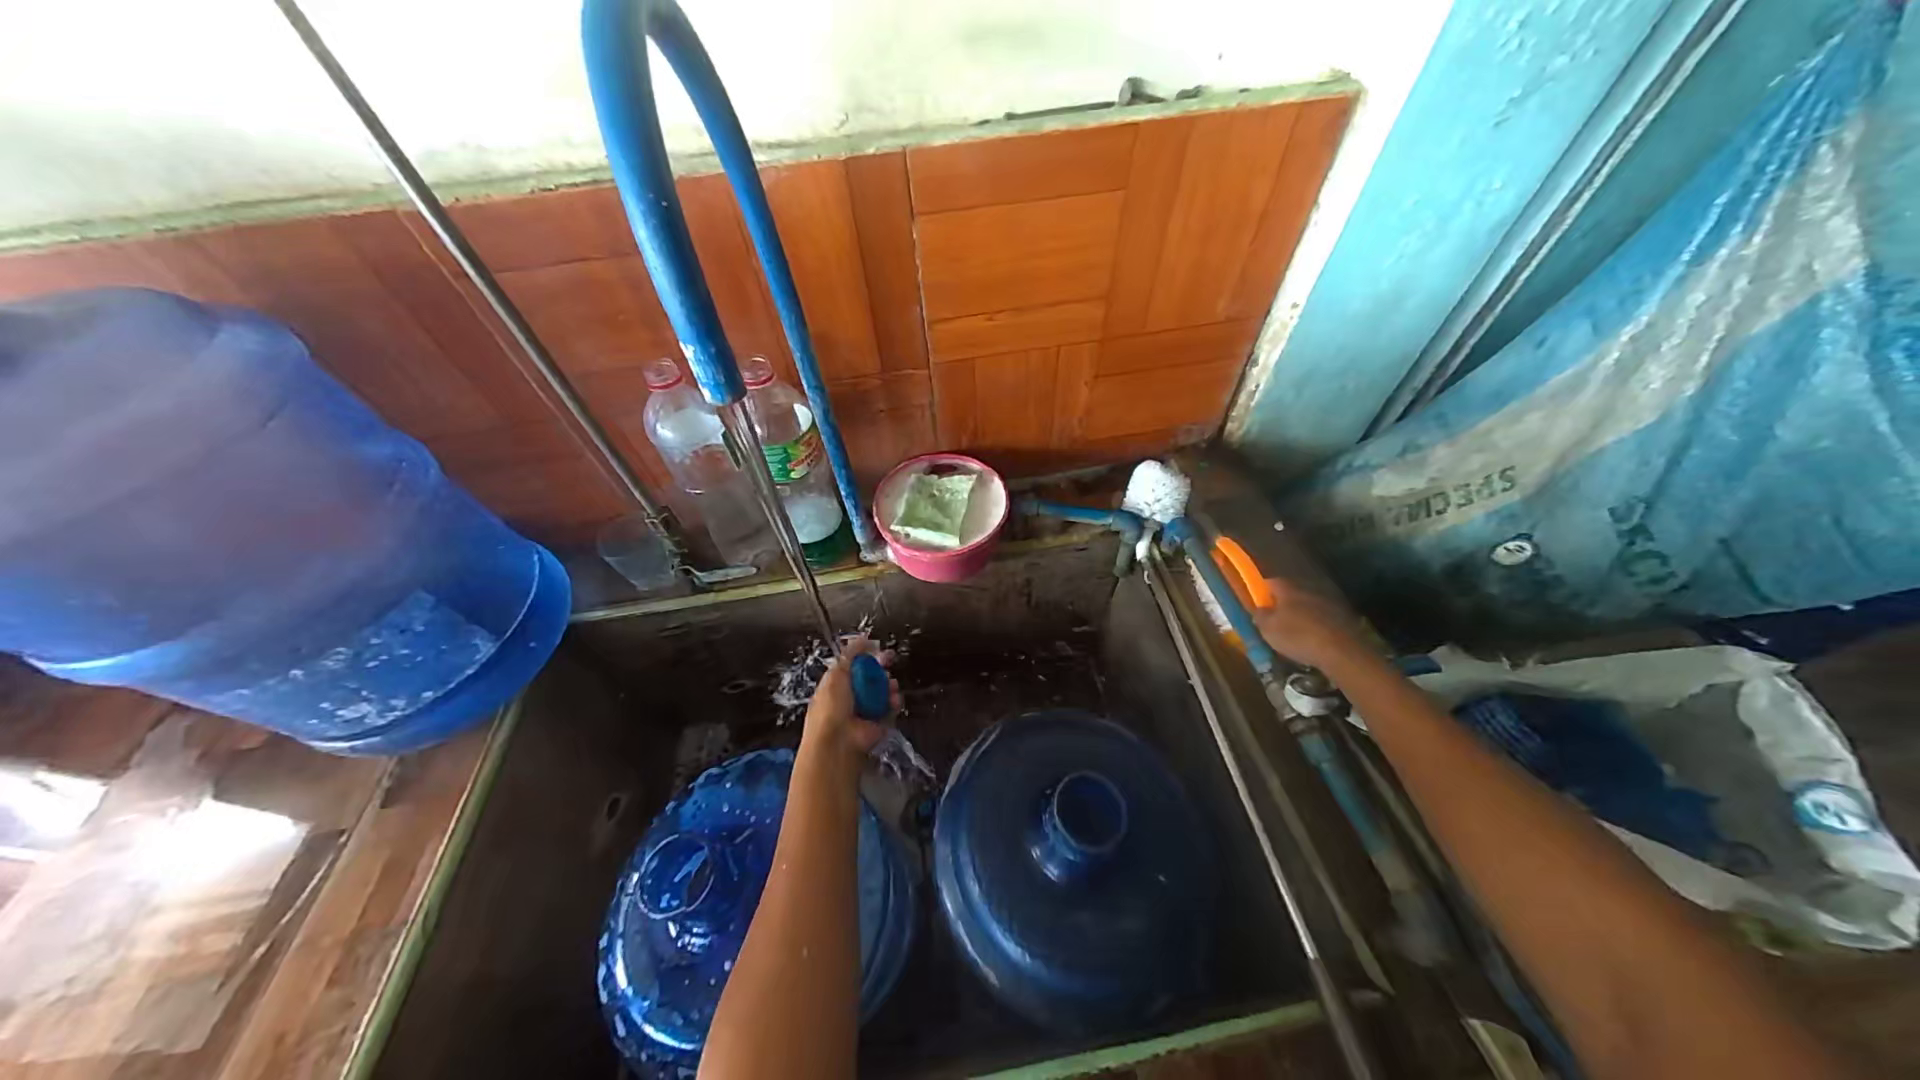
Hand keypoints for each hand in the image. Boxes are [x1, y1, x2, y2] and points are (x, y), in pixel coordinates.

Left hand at [803, 635, 897, 764]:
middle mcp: (851, 697)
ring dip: (889, 685)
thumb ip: (850, 655)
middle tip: (889, 659)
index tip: (877, 648)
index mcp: (836, 685)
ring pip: (883, 691)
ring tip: (891, 684)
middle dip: (881, 667)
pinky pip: (891, 707)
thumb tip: (863, 637)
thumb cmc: (832, 706)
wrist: (838, 742)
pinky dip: (894, 702)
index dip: (866, 656)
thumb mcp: (837, 674)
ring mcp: (866, 710)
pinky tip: (894, 699)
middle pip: (871, 677)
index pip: (854, 666)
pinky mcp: (880, 723)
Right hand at [1251, 577, 1371, 673]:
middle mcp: (1307, 588)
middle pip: (1289, 593)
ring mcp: (1327, 600)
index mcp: (1287, 588)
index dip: (1261, 593)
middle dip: (1281, 604)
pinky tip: (1313, 639)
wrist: (1341, 650)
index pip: (1269, 583)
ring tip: (1294, 633)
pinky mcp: (1342, 615)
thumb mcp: (1268, 629)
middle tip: (1275, 621)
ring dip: (1300, 614)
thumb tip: (1259, 609)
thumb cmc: (1298, 636)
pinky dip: (1315, 624)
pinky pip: (1322, 616)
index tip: (1258, 607)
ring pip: (1307, 604)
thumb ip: (1260, 616)